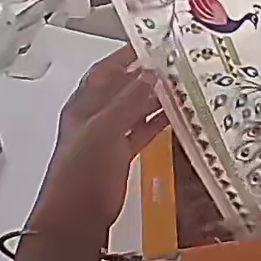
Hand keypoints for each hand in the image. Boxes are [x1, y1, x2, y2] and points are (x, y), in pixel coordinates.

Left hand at [27, 45, 168, 242]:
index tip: (153, 43)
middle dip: (146, 76)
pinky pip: (141, 131)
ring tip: (183, 86)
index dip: (125, 56)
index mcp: (83, 104)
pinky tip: (177, 115)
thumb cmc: (84, 169)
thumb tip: (153, 73)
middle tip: (177, 64)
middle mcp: (95, 116)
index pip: (105, 70)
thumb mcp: (105, 129)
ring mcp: (108, 136)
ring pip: (134, 109)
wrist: (77, 216)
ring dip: (154, 98)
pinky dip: (156, 122)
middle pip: (122, 89)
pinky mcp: (120, 155)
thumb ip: (129, 101)